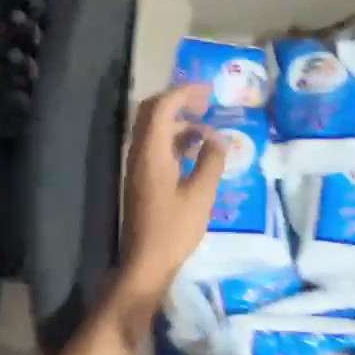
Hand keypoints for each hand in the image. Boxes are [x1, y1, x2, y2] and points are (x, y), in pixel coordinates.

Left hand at [118, 83, 224, 299]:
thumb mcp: (200, 195)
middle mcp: (138, 154)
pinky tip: (195, 152)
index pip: (162, 107)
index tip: (209, 92)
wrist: (145, 263)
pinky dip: (173, 141)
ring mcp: (137, 168)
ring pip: (153, 131)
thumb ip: (211, 162)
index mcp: (150, 153)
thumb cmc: (174, 230)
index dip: (185, 93)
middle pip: (152, 113)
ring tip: (207, 129)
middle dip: (178, 102)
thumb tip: (218, 138)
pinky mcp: (140, 181)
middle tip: (205, 103)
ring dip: (177, 123)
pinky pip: (154, 148)